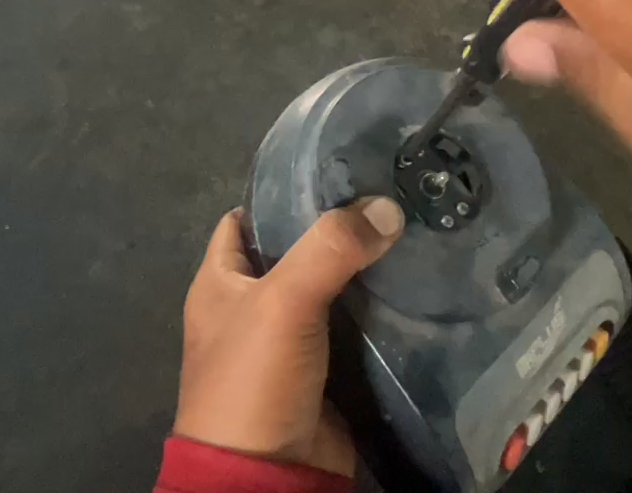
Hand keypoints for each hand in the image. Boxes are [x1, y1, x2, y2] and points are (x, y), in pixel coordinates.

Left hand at [174, 198, 405, 474]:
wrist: (270, 481)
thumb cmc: (254, 378)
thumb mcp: (282, 300)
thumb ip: (330, 248)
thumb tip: (386, 206)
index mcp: (221, 282)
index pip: (246, 218)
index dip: (281, 192)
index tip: (332, 169)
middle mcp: (252, 305)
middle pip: (296, 249)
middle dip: (335, 226)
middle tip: (384, 193)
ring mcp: (290, 338)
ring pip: (330, 284)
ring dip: (362, 266)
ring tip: (406, 224)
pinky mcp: (326, 366)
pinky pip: (353, 323)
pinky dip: (377, 305)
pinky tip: (410, 278)